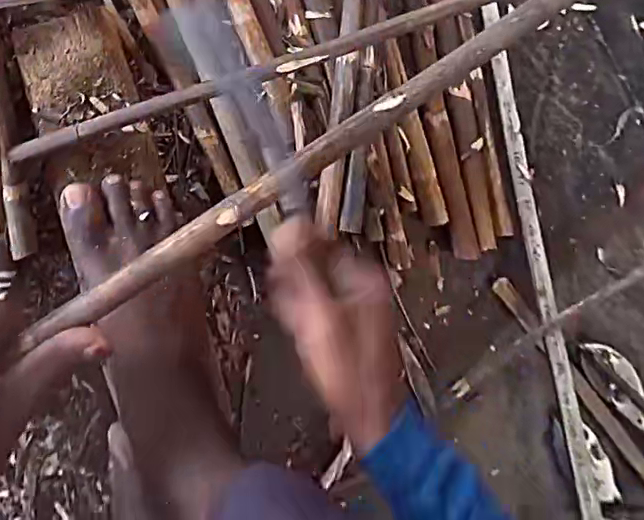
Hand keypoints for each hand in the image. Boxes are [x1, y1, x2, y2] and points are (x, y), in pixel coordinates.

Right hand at [267, 219, 405, 451]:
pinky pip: (316, 300)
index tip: (276, 256)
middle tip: (283, 292)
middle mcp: (363, 284)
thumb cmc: (346, 368)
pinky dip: (302, 308)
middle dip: (292, 275)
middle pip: (313, 258)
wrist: (368, 420)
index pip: (319, 238)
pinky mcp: (346, 320)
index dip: (292, 245)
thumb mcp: (317, 311)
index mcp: (363, 276)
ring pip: (311, 280)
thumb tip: (289, 222)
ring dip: (294, 293)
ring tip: (290, 315)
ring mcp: (355, 302)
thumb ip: (301, 266)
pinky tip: (296, 324)